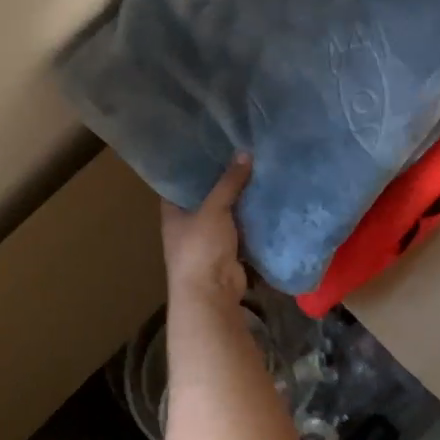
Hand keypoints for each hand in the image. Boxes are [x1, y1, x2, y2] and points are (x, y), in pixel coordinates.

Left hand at [161, 155, 251, 305]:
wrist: (212, 294)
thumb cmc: (200, 248)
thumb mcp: (213, 208)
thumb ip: (229, 182)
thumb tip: (245, 152)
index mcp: (173, 214)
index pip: (179, 183)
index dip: (193, 165)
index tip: (211, 144)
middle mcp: (188, 225)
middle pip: (206, 195)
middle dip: (223, 178)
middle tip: (242, 150)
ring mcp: (209, 238)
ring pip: (226, 210)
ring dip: (240, 197)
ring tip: (259, 167)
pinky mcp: (229, 249)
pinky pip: (242, 226)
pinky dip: (252, 215)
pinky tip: (266, 195)